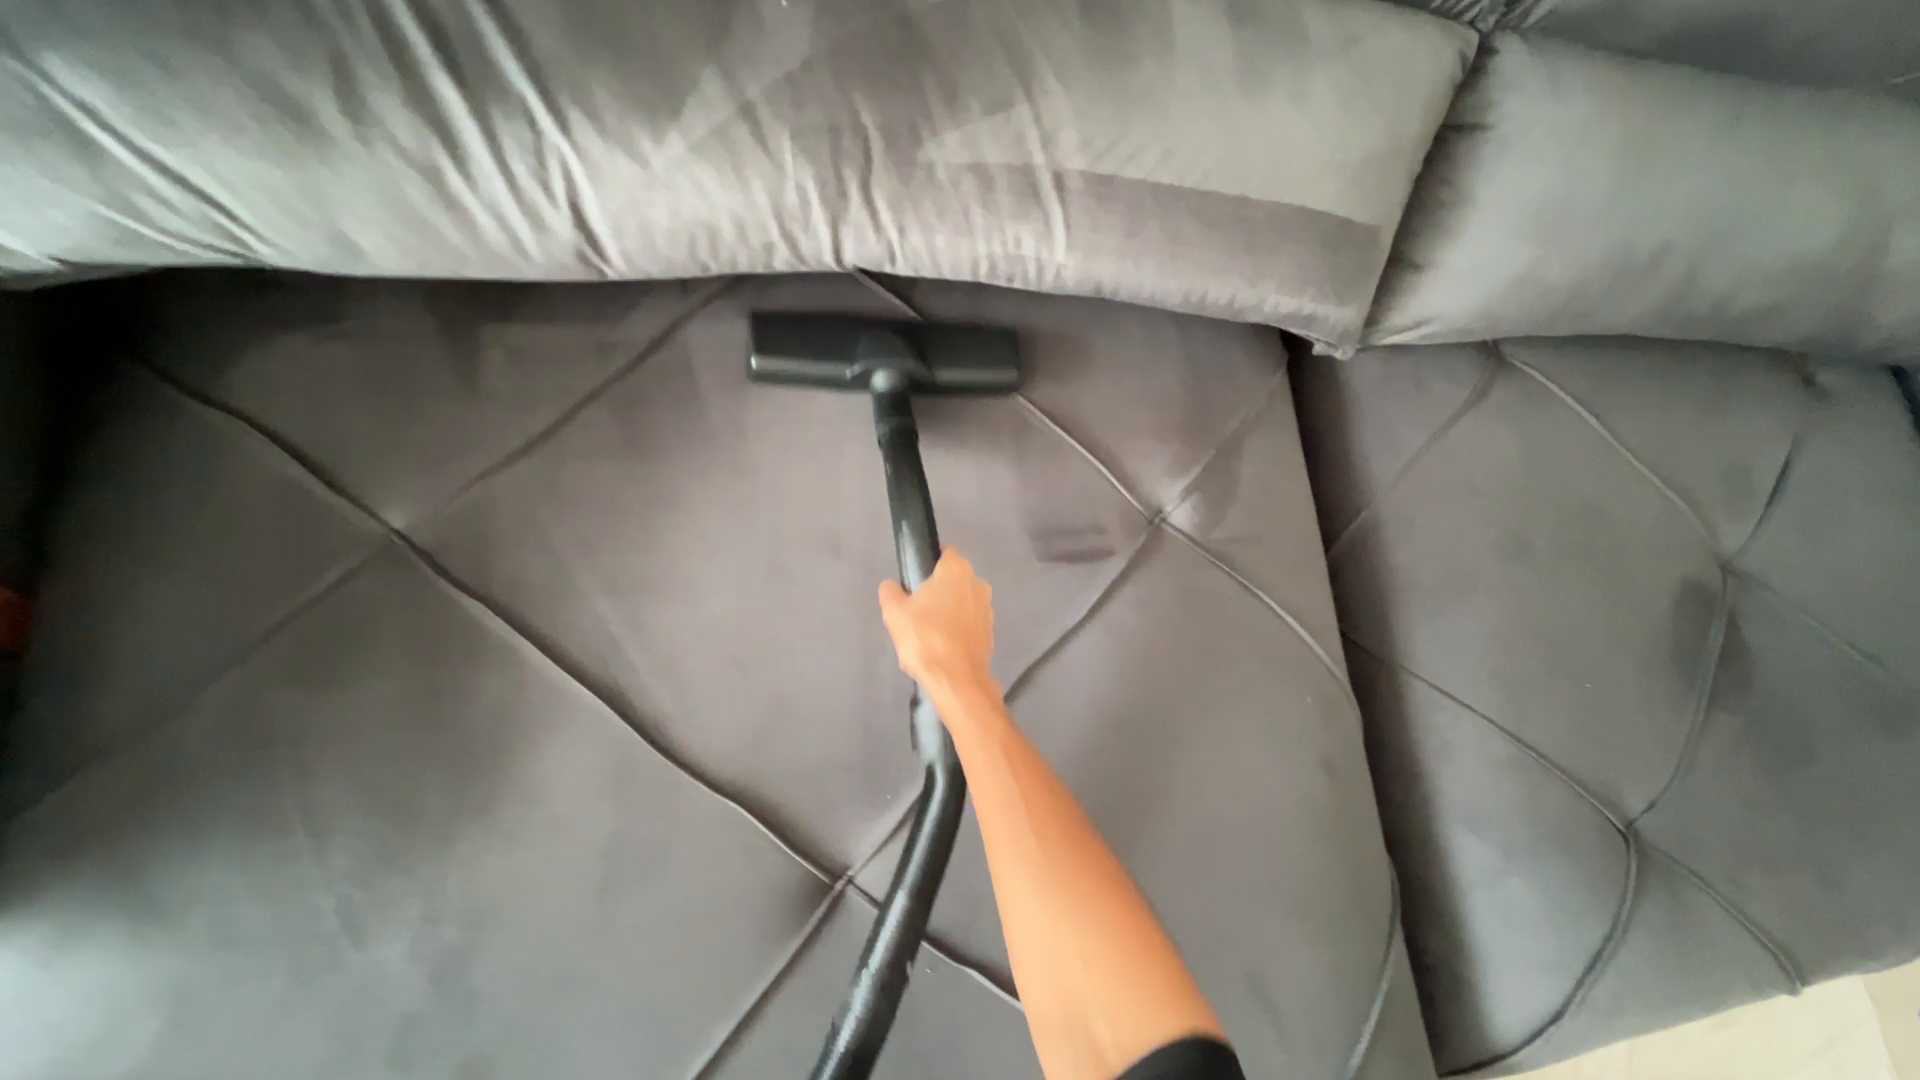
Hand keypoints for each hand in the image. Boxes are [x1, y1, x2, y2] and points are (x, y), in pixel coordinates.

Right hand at [878, 550, 996, 698]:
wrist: (957, 680)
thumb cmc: (925, 639)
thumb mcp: (895, 613)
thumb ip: (890, 593)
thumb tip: (891, 586)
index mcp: (957, 570)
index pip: (944, 554)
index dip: (929, 566)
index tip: (915, 583)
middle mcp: (978, 583)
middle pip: (952, 582)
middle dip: (937, 593)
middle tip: (916, 612)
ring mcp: (988, 609)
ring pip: (961, 604)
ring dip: (948, 614)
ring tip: (927, 635)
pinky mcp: (990, 633)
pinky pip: (968, 625)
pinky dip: (957, 632)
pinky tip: (941, 648)